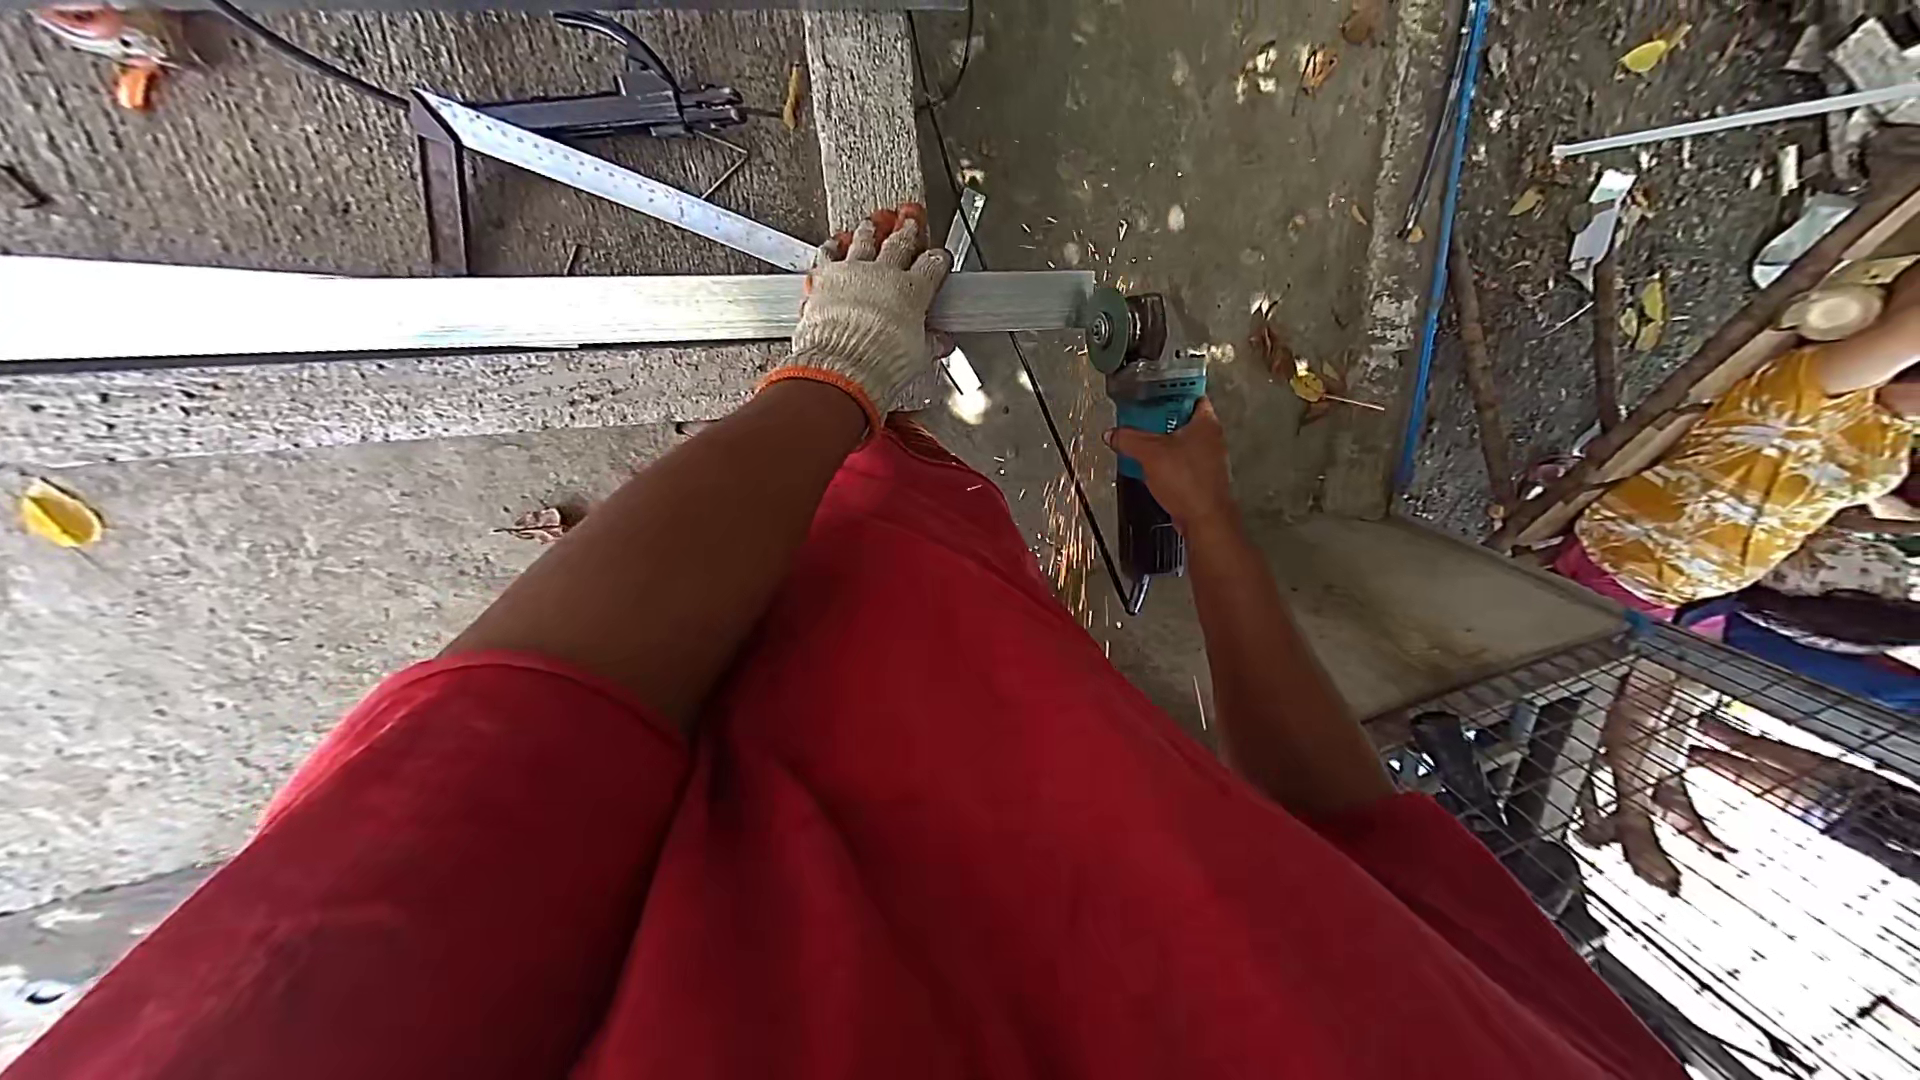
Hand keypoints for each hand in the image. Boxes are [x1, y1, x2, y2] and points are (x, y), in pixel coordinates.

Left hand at [765, 204, 951, 434]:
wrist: (843, 366)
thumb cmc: (880, 363)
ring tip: (873, 222)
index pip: (932, 266)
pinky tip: (834, 243)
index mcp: (913, 290)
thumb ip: (929, 343)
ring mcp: (853, 272)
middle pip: (900, 243)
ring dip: (870, 230)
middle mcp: (883, 274)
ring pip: (864, 240)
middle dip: (908, 231)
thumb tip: (940, 343)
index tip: (939, 258)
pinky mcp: (825, 278)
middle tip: (911, 221)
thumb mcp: (917, 356)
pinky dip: (832, 247)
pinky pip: (828, 254)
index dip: (938, 260)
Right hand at [1105, 398, 1238, 534]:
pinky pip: (1179, 461)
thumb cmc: (1186, 481)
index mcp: (1205, 422)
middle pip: (1181, 418)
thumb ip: (1128, 439)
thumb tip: (1112, 434)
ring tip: (1139, 443)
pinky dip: (1164, 461)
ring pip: (1179, 441)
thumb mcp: (1149, 454)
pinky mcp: (1201, 476)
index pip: (1190, 394)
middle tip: (1138, 420)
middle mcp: (1211, 437)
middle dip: (1158, 420)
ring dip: (1160, 442)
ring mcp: (1208, 458)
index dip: (1169, 391)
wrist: (1203, 519)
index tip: (1151, 393)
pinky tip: (1148, 467)